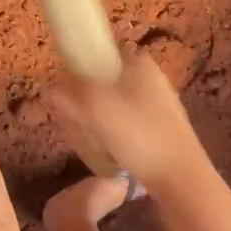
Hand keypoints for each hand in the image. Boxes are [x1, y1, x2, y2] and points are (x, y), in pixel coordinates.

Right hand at [47, 50, 215, 196]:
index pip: (101, 53)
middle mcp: (153, 78)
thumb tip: (49, 89)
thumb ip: (66, 94)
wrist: (181, 178)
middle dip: (87, 100)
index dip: (79, 68)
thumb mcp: (92, 108)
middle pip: (105, 81)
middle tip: (77, 121)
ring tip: (93, 140)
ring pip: (115, 105)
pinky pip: (128, 124)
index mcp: (140, 63)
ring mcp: (161, 105)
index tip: (68, 91)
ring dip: (99, 120)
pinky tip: (112, 152)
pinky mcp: (164, 130)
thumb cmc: (137, 134)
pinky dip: (116, 135)